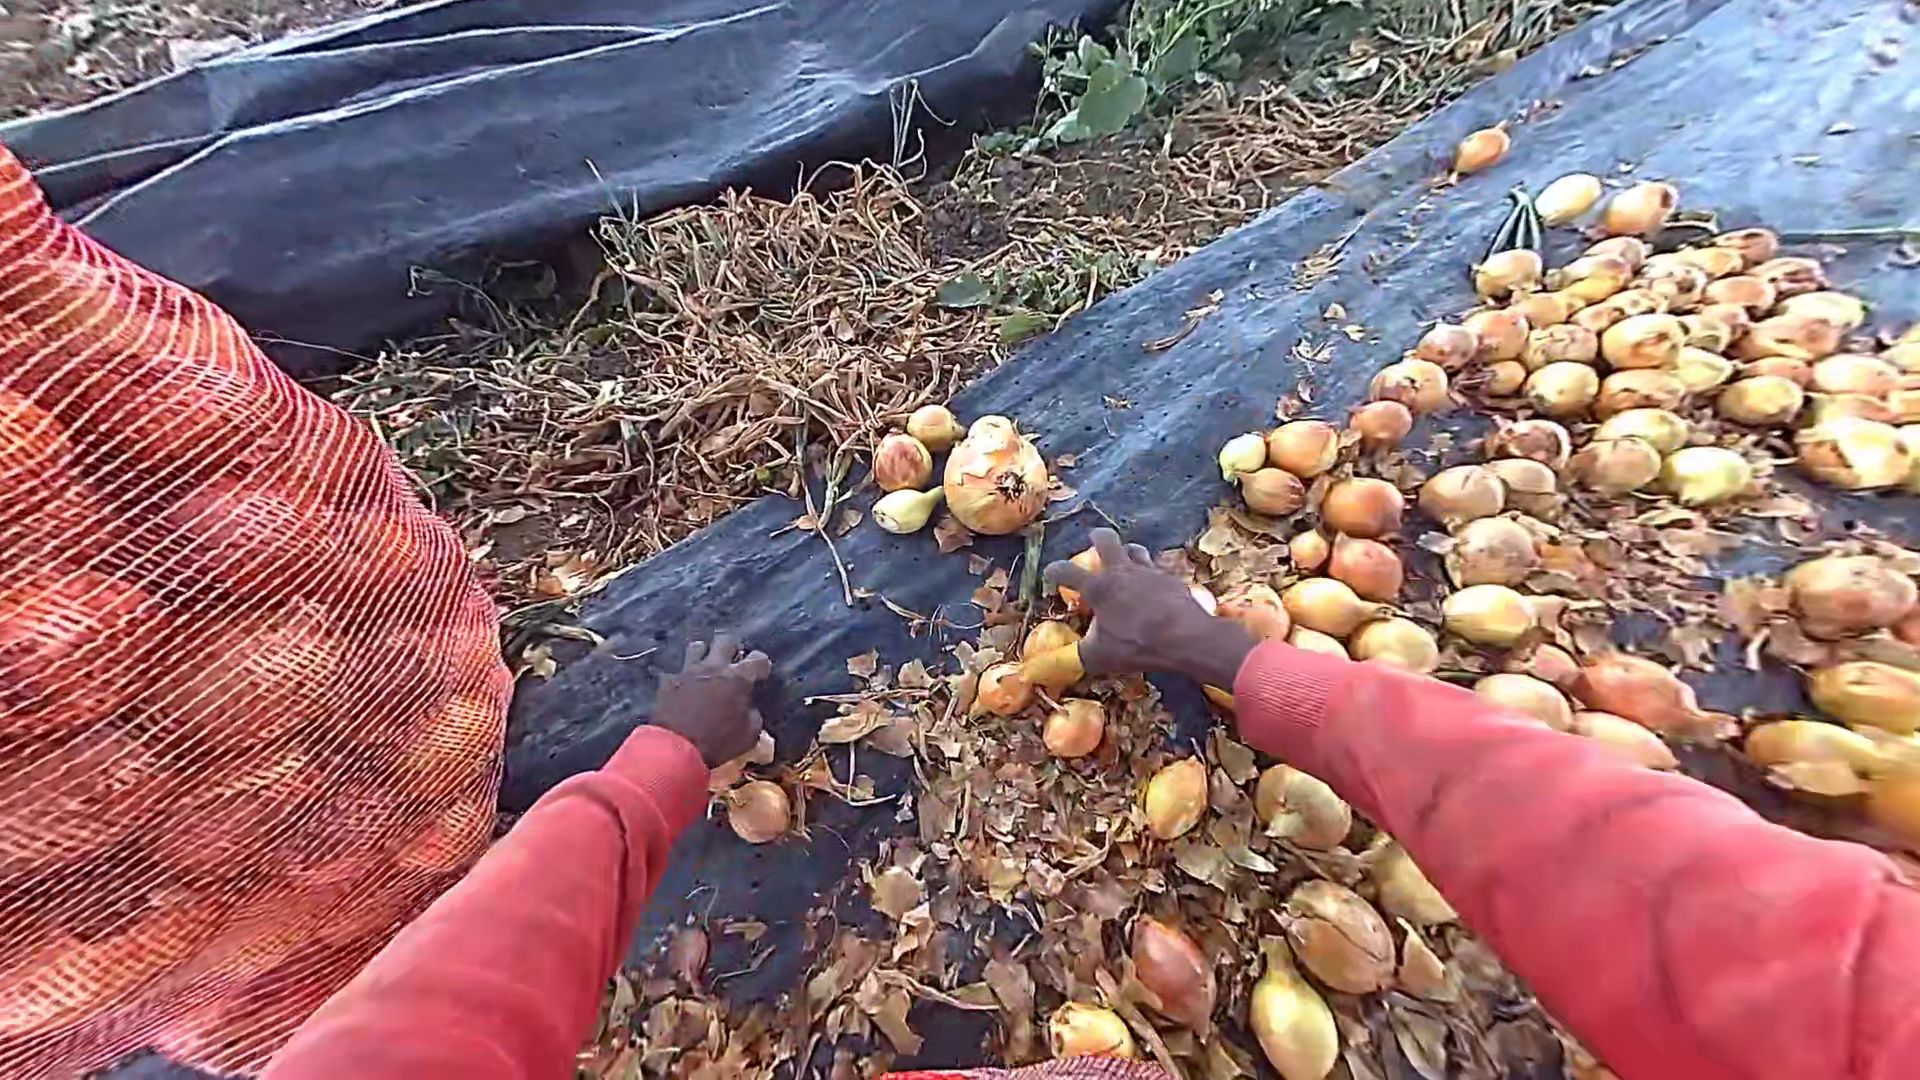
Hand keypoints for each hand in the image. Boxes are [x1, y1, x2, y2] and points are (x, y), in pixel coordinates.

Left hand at [651, 635, 771, 766]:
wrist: (674, 750)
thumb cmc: (718, 741)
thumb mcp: (749, 734)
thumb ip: (753, 714)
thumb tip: (749, 708)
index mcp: (739, 678)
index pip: (758, 659)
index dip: (762, 665)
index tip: (761, 674)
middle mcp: (715, 667)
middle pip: (726, 640)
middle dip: (733, 649)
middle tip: (734, 662)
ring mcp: (689, 671)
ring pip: (698, 646)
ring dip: (705, 654)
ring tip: (707, 667)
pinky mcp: (668, 681)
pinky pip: (677, 668)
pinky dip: (683, 674)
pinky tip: (685, 683)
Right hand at [1042, 528, 1256, 688]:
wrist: (1185, 637)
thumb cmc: (1137, 644)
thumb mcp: (1100, 656)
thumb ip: (1082, 654)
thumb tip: (1070, 657)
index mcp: (1098, 587)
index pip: (1067, 572)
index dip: (1054, 571)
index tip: (1050, 574)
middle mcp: (1121, 572)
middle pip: (1106, 540)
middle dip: (1096, 537)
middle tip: (1093, 539)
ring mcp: (1148, 572)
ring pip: (1135, 549)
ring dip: (1126, 551)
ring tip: (1124, 558)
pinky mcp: (1171, 579)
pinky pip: (1157, 568)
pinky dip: (1151, 573)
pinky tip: (1153, 584)